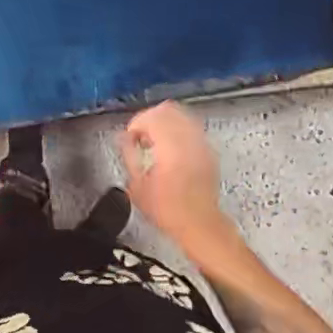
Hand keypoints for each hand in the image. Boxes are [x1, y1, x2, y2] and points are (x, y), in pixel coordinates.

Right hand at [119, 101, 229, 246]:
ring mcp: (202, 143)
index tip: (129, 138)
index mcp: (170, 148)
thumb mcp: (137, 186)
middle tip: (139, 137)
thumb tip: (124, 138)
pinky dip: (176, 130)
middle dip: (149, 119)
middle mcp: (189, 140)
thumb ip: (129, 155)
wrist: (198, 223)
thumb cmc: (165, 209)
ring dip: (163, 123)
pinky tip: (168, 149)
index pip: (152, 117)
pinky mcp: (208, 149)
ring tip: (153, 142)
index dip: (136, 123)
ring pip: (181, 115)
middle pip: (168, 109)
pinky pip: (190, 127)